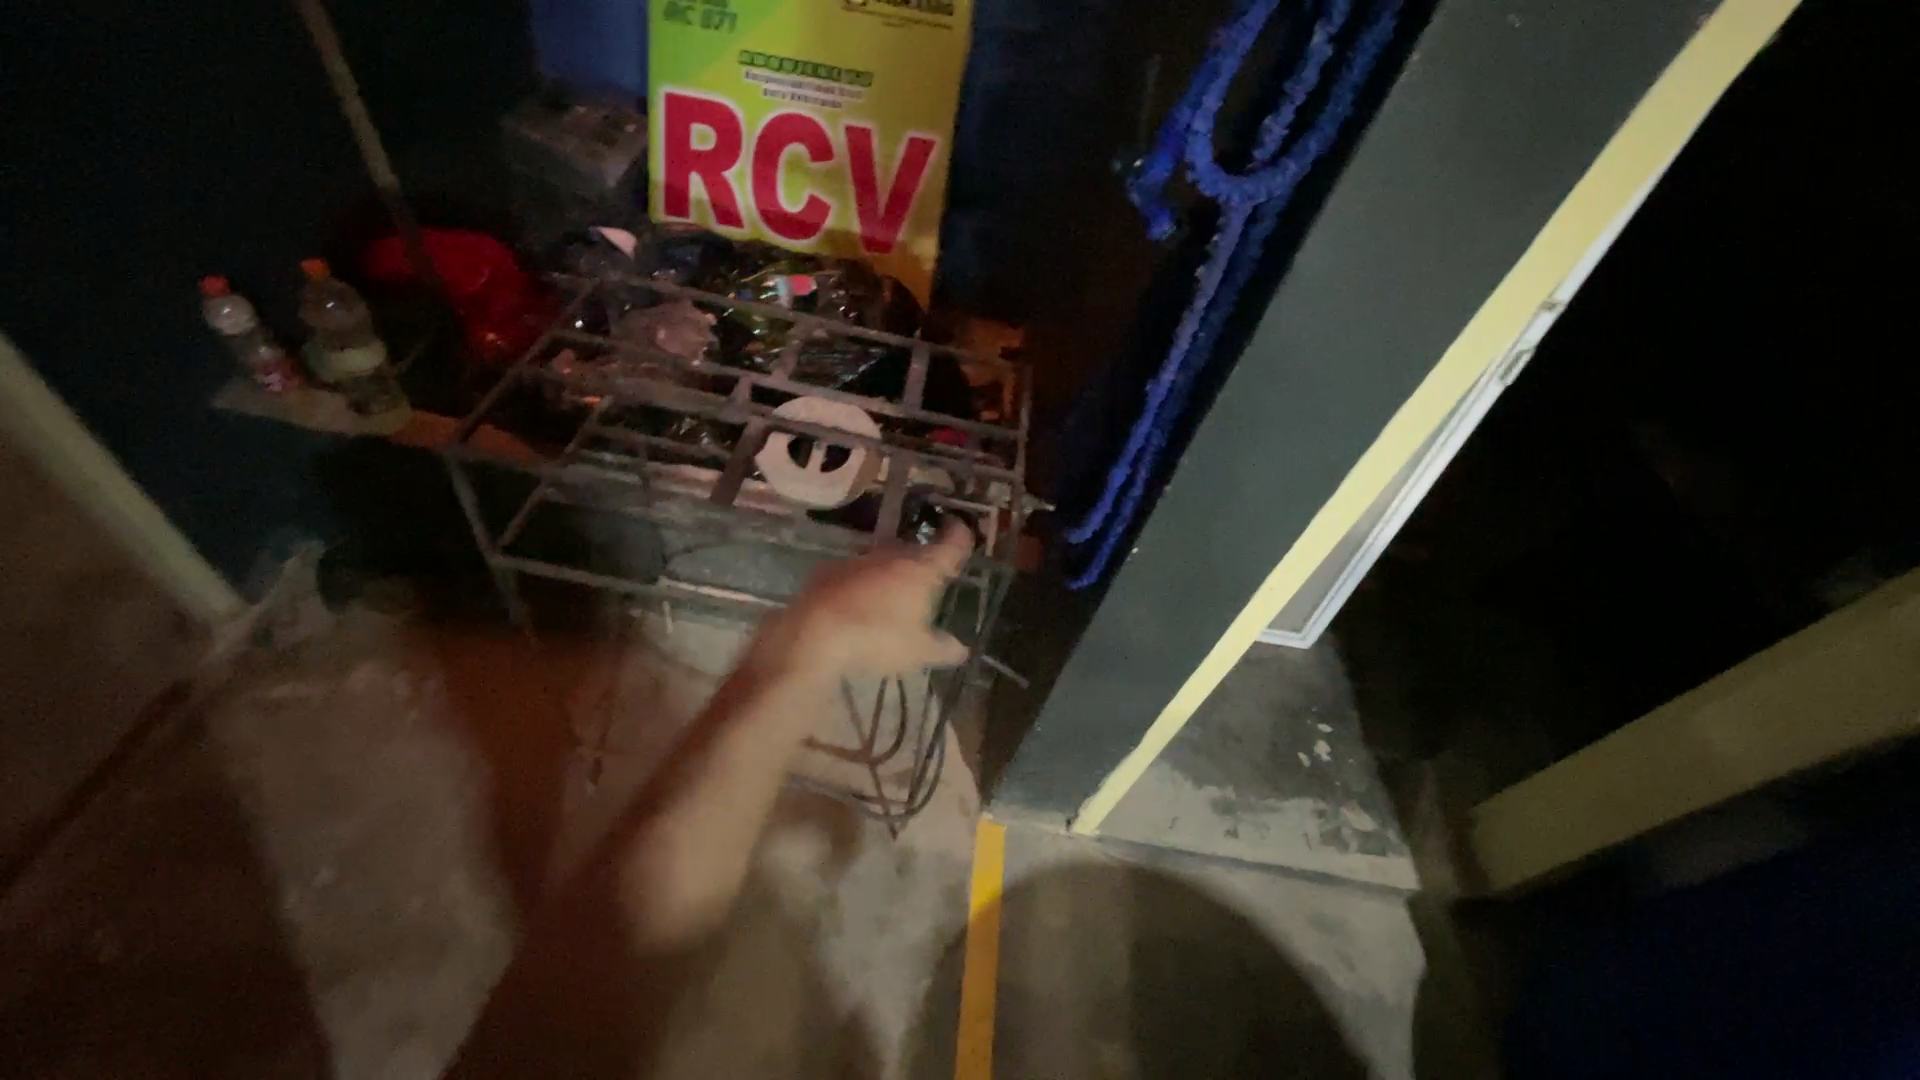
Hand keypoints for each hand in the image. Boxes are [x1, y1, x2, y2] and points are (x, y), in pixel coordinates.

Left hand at [753, 521, 974, 680]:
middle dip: (922, 560)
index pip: (951, 544)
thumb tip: (961, 650)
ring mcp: (858, 560)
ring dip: (889, 572)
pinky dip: (860, 583)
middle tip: (928, 577)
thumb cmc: (877, 639)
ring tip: (892, 593)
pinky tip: (856, 603)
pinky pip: (854, 573)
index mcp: (921, 570)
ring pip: (882, 560)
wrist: (814, 634)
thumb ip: (943, 649)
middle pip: (914, 550)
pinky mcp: (829, 570)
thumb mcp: (917, 652)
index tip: (963, 530)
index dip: (960, 536)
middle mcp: (892, 556)